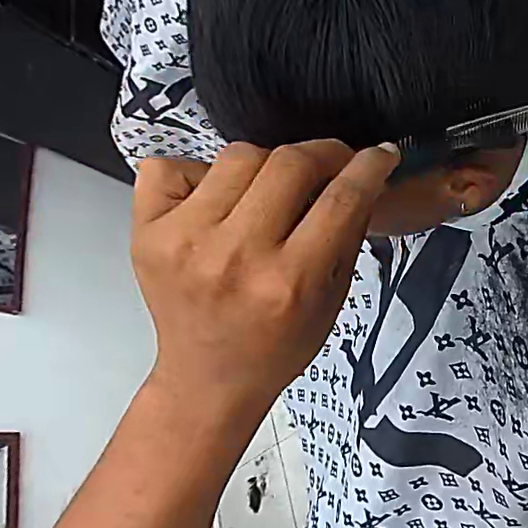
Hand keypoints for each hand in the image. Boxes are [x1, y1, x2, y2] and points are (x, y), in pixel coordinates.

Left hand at [131, 140, 398, 431]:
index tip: (382, 154)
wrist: (212, 375)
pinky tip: (220, 198)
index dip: (370, 166)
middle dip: (325, 152)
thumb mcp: (335, 293)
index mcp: (291, 279)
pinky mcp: (145, 231)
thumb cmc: (283, 341)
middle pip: (289, 163)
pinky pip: (174, 166)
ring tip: (278, 187)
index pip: (341, 199)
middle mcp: (235, 255)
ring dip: (271, 162)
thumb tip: (362, 177)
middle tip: (336, 161)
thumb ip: (348, 232)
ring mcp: (183, 239)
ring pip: (239, 155)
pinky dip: (203, 172)